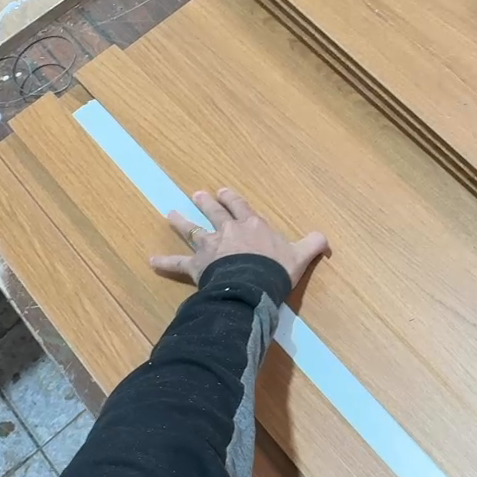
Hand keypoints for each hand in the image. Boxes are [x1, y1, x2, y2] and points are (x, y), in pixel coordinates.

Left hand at [149, 188, 328, 285]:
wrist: (253, 285)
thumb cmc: (276, 268)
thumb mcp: (301, 255)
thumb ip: (313, 244)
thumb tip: (325, 239)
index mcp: (252, 225)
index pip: (240, 206)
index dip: (232, 198)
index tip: (224, 191)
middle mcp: (228, 231)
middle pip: (215, 212)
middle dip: (207, 202)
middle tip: (198, 194)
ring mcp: (210, 247)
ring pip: (192, 231)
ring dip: (181, 222)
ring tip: (171, 213)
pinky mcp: (197, 266)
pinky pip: (177, 264)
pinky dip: (164, 263)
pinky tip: (151, 261)